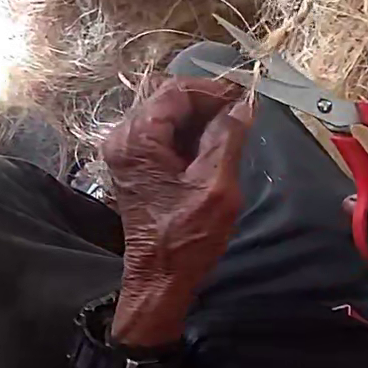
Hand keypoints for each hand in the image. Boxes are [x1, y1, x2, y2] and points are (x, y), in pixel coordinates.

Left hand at [100, 77, 249, 347]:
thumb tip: (244, 103)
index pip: (176, 91)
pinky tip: (213, 144)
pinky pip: (162, 134)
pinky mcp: (134, 165)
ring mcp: (125, 152)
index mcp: (137, 139)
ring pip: (166, 116)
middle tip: (242, 111)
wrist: (160, 277)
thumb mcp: (216, 185)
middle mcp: (123, 138)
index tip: (245, 97)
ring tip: (233, 127)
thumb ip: (228, 137)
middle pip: (167, 100)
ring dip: (199, 117)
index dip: (213, 89)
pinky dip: (188, 134)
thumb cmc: (188, 236)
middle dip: (207, 102)